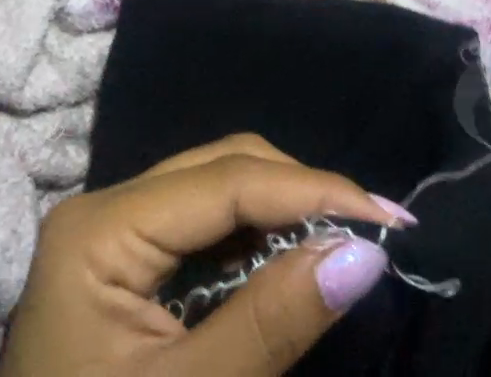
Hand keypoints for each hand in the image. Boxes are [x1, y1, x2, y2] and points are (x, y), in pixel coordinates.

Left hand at [1, 134, 413, 376]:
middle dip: (301, 193)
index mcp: (99, 229)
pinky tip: (290, 263)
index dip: (313, 191)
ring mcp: (111, 231)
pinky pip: (202, 224)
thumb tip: (365, 254)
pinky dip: (255, 237)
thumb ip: (271, 323)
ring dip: (283, 211)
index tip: (390, 218)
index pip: (225, 180)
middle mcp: (103, 208)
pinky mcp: (125, 259)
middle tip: (373, 234)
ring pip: (216, 186)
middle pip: (220, 166)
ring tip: (343, 246)